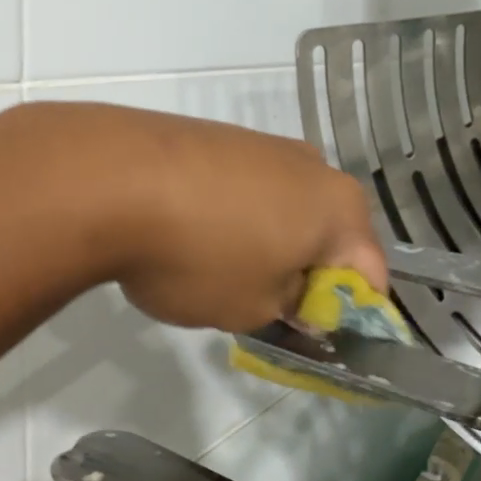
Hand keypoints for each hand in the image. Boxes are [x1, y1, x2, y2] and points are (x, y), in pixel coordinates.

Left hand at [0, 102, 385, 331]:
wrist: (111, 179)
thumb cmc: (200, 255)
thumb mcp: (253, 309)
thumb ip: (291, 310)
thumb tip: (298, 297)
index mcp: (340, 209)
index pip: (369, 276)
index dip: (348, 318)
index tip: (312, 342)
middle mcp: (312, 166)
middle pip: (327, 237)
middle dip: (303, 276)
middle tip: (262, 310)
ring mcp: (263, 145)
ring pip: (282, 211)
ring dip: (265, 245)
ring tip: (214, 272)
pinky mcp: (218, 137)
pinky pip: (242, 190)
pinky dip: (229, 219)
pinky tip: (187, 236)